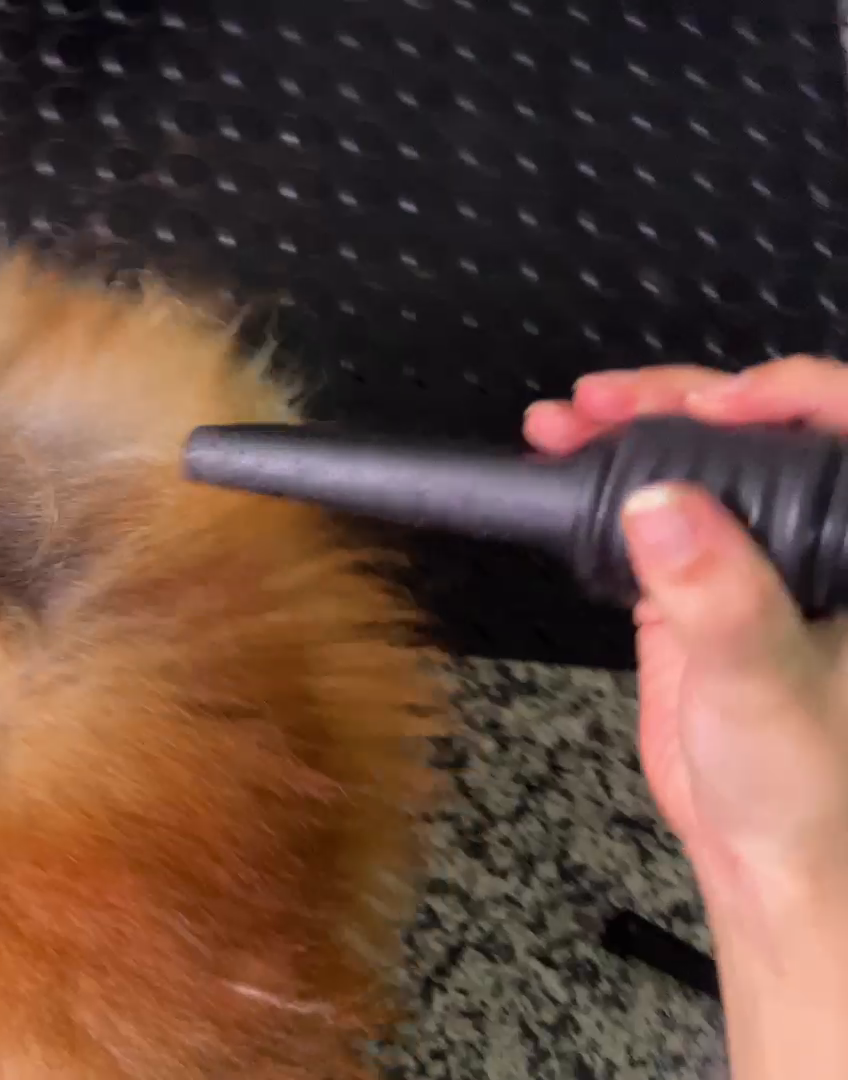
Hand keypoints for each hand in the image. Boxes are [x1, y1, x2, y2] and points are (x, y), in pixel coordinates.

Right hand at [523, 356, 847, 904]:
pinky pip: (650, 512)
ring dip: (626, 434)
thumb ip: (719, 600)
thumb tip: (660, 507)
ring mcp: (755, 563)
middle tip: (596, 401)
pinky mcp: (694, 586)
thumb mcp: (766, 689)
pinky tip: (563, 466)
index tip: (702, 406)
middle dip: (676, 403)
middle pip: (761, 437)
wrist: (770, 844)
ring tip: (559, 422)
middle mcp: (825, 543)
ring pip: (696, 468)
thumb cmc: (812, 783)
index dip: (789, 397)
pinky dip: (601, 482)